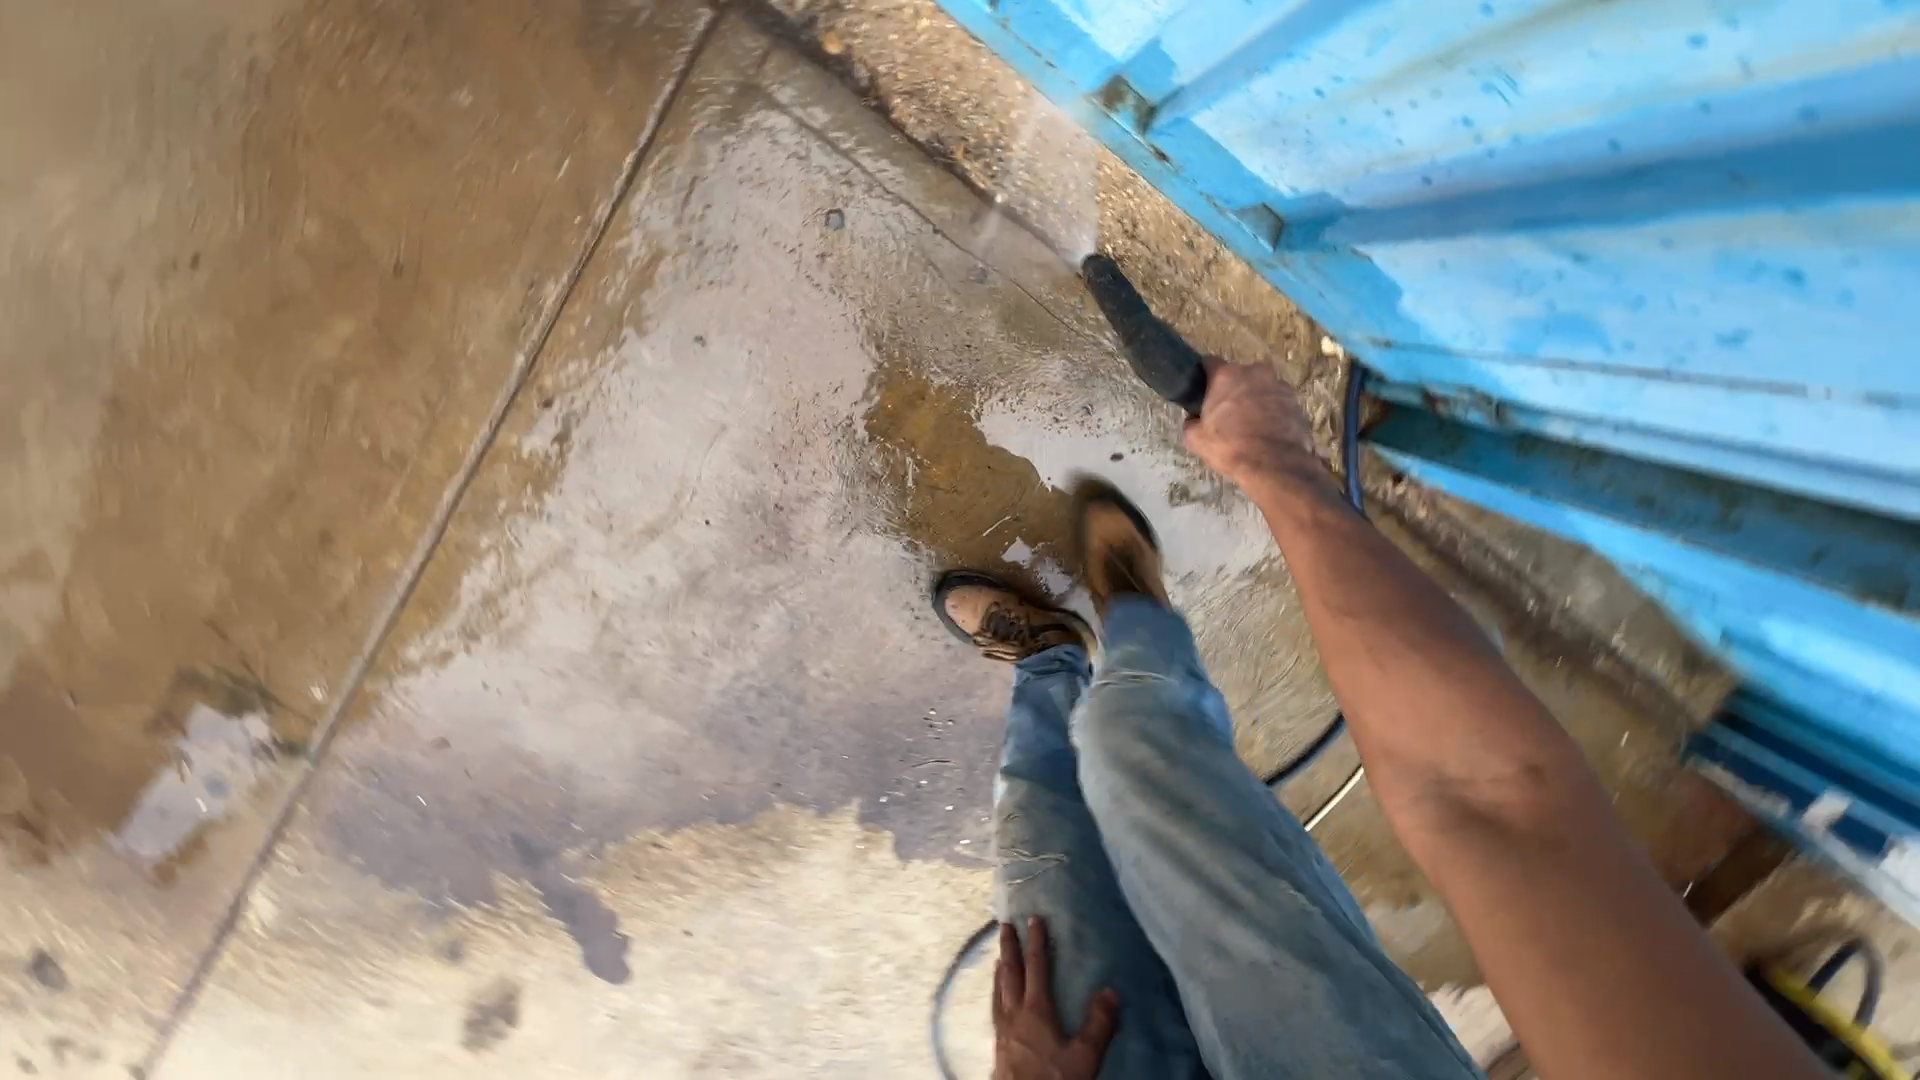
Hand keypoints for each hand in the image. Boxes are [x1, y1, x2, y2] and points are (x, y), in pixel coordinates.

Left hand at [993, 917, 1118, 1079]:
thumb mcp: (1084, 1057)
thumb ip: (1098, 1024)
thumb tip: (1110, 990)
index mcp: (1036, 1010)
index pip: (1036, 967)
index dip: (1036, 942)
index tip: (1033, 918)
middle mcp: (1014, 1014)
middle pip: (1010, 973)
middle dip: (1009, 947)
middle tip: (1004, 925)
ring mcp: (1002, 1031)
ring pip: (998, 991)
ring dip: (1000, 970)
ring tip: (998, 957)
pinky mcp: (997, 1047)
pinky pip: (995, 1010)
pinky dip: (996, 995)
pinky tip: (997, 1001)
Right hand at [1183, 357, 1325, 493]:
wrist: (1274, 464)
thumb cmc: (1229, 447)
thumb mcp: (1195, 439)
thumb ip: (1192, 422)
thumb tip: (1195, 420)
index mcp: (1226, 376)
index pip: (1210, 362)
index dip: (1204, 375)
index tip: (1202, 388)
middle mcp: (1255, 373)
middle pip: (1239, 374)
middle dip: (1233, 388)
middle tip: (1227, 412)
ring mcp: (1279, 385)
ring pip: (1261, 387)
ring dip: (1255, 398)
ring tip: (1250, 423)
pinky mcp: (1296, 402)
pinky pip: (1278, 402)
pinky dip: (1272, 411)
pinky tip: (1267, 430)